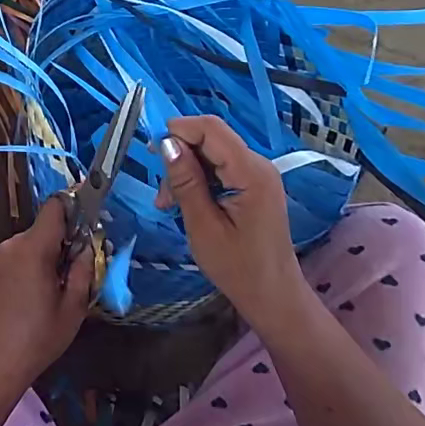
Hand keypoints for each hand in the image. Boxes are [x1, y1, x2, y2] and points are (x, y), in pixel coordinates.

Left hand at [0, 195, 92, 402]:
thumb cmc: (36, 339)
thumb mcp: (72, 309)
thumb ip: (83, 271)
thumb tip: (87, 248)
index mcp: (33, 248)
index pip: (55, 208)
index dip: (73, 211)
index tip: (86, 230)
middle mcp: (10, 245)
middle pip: (42, 231)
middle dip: (60, 245)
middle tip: (72, 275)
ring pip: (28, 247)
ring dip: (42, 259)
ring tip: (50, 294)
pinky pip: (13, 260)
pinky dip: (26, 270)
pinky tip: (29, 301)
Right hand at [154, 115, 311, 330]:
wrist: (273, 296)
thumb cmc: (238, 268)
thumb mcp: (203, 226)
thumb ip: (186, 182)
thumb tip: (166, 143)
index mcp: (251, 173)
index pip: (211, 129)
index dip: (178, 130)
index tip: (151, 152)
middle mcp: (258, 165)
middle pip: (211, 139)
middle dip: (179, 156)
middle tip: (162, 193)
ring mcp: (258, 174)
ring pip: (211, 154)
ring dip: (185, 171)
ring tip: (169, 205)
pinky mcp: (253, 185)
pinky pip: (220, 169)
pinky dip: (198, 180)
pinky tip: (186, 203)